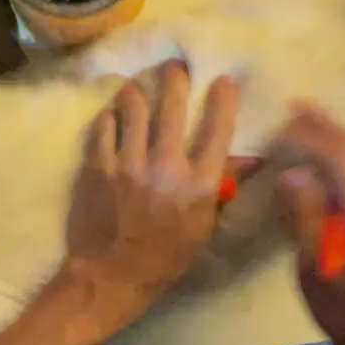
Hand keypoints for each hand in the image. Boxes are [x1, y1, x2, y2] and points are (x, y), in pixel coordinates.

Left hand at [57, 62, 240, 332]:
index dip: (223, 97)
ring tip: (139, 86)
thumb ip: (221, 187)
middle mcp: (165, 167)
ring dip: (138, 90)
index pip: (218, 127)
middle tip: (175, 68)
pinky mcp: (96, 166)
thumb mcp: (204, 227)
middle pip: (172, 104)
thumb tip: (247, 157)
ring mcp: (126, 164)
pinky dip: (111, 115)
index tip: (223, 80)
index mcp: (199, 184)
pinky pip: (104, 125)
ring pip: (133, 106)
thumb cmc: (164, 258)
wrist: (110, 276)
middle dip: (175, 77)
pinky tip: (114, 114)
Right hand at [271, 102, 344, 344]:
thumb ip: (305, 218)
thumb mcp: (313, 269)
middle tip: (293, 106)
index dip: (314, 138)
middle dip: (328, 127)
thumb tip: (292, 173)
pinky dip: (344, 155)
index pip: (344, 163)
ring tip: (306, 118)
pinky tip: (325, 152)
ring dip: (337, 136)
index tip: (282, 124)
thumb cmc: (342, 311)